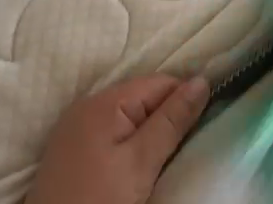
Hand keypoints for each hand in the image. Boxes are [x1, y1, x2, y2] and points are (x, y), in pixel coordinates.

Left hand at [26, 74, 209, 203]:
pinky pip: (111, 133)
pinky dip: (127, 145)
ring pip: (128, 116)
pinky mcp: (70, 152)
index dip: (183, 103)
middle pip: (144, 98)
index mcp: (105, 101)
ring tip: (157, 163)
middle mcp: (87, 105)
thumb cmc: (98, 203)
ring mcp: (75, 129)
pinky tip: (131, 169)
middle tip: (176, 152)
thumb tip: (202, 80)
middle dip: (165, 119)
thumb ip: (171, 120)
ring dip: (147, 135)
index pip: (161, 82)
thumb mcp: (140, 164)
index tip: (198, 130)